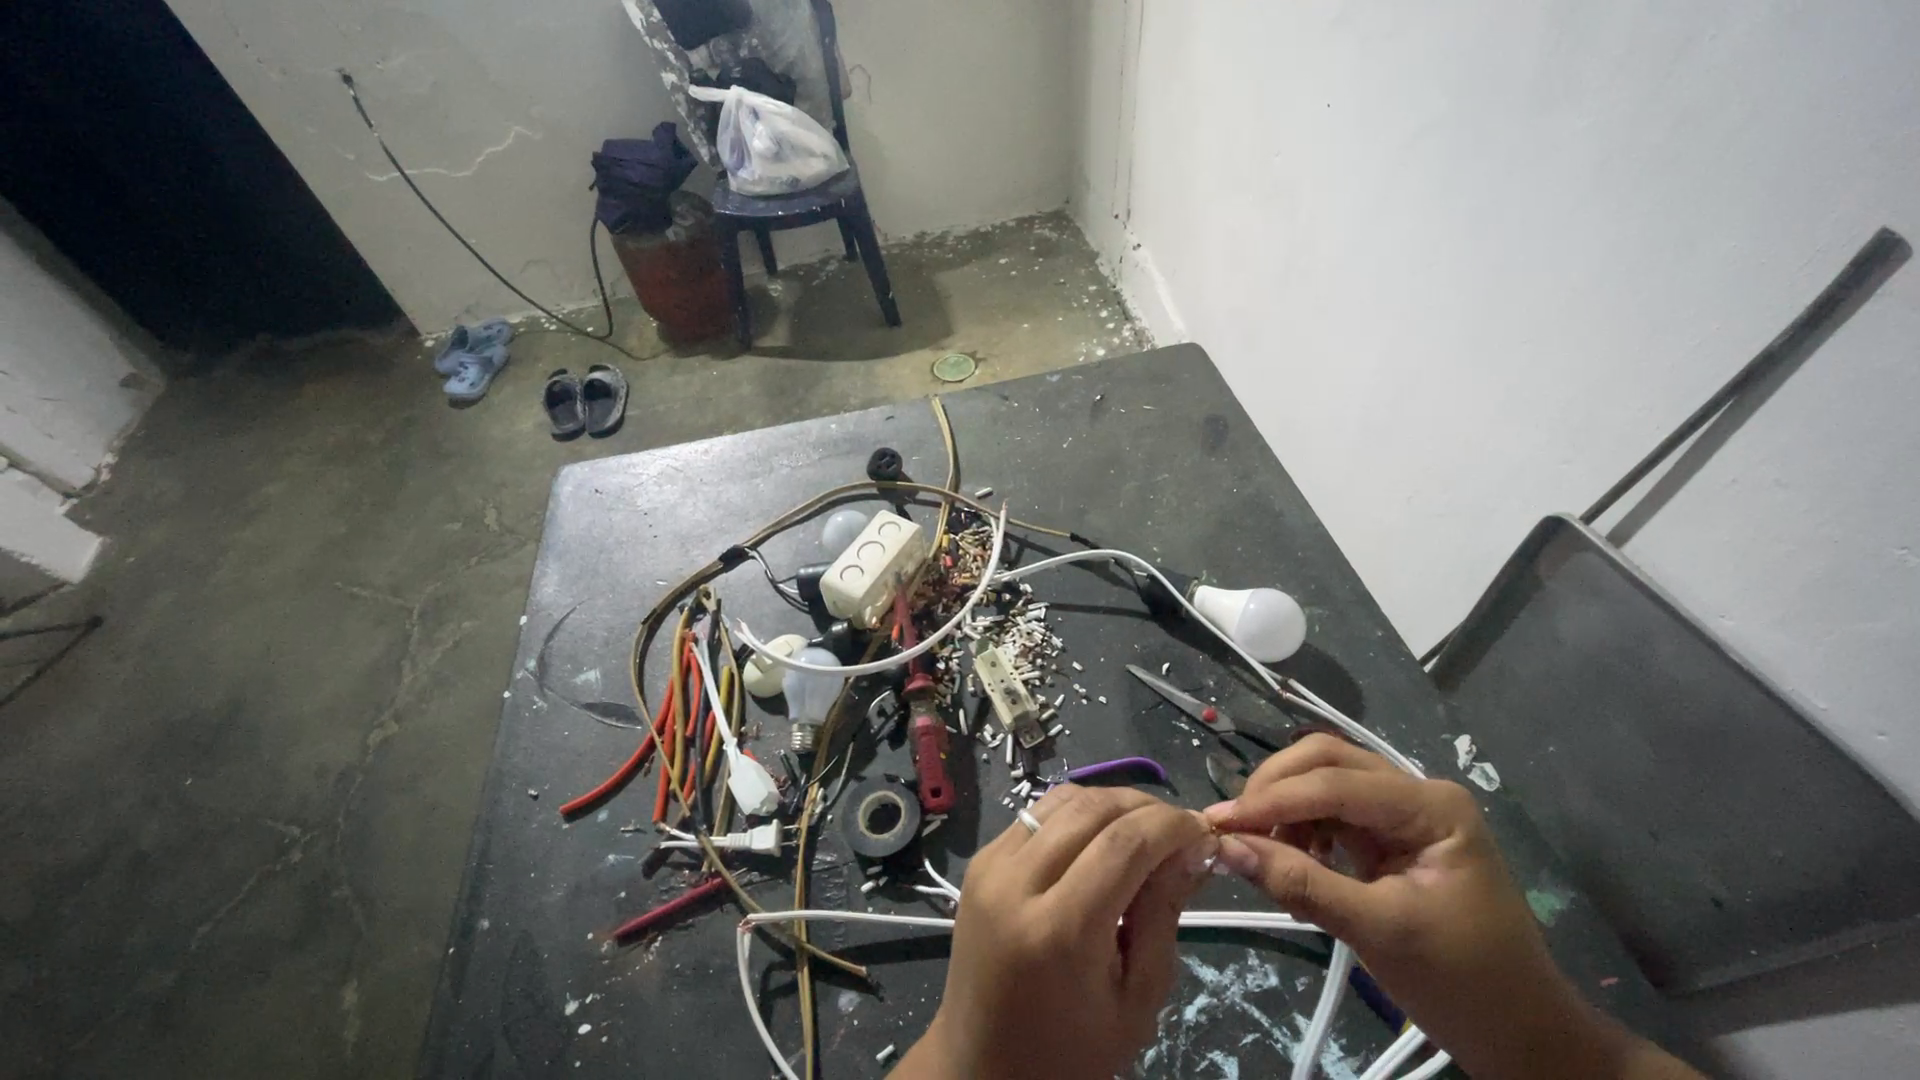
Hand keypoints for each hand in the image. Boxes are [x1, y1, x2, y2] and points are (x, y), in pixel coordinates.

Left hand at [893, 785, 1218, 1079]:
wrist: (983, 1064)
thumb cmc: (1072, 1050)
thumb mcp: (1138, 998)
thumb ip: (1163, 914)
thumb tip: (1194, 846)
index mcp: (1059, 929)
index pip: (1125, 843)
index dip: (1172, 826)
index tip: (1204, 832)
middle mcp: (1017, 882)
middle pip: (1093, 809)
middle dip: (1147, 807)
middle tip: (1181, 828)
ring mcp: (991, 866)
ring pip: (1063, 799)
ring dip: (1112, 801)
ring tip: (1147, 827)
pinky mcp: (980, 861)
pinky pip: (1036, 814)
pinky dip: (1078, 812)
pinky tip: (1102, 836)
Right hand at [1205, 734, 1700, 1079]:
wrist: (1522, 1034)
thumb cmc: (1463, 983)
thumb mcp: (1377, 932)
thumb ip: (1299, 883)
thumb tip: (1225, 847)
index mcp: (1430, 806)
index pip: (1333, 782)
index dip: (1271, 800)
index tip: (1216, 824)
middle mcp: (1416, 793)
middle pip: (1326, 760)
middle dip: (1274, 788)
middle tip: (1233, 828)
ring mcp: (1403, 812)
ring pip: (1324, 780)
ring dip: (1284, 807)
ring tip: (1261, 852)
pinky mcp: (1389, 836)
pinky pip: (1331, 812)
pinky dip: (1300, 828)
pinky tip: (1289, 861)